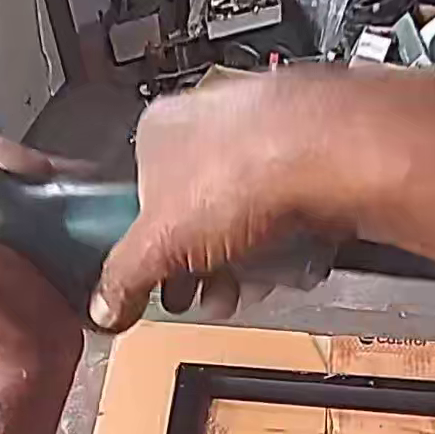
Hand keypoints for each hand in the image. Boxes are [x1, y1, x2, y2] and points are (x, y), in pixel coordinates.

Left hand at [0, 89, 83, 377]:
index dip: (1, 151)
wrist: (40, 361)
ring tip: (80, 197)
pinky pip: (33, 205)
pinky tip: (78, 212)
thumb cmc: (6, 321)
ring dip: (51, 184)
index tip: (41, 174)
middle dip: (32, 168)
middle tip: (67, 188)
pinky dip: (58, 203)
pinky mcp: (14, 241)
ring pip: (14, 181)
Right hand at [90, 70, 403, 330]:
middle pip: (192, 216)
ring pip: (238, 218)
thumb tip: (104, 305)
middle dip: (197, 267)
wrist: (331, 153)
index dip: (144, 253)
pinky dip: (278, 245)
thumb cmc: (246, 170)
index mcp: (157, 133)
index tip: (152, 284)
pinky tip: (281, 264)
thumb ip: (125, 276)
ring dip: (239, 262)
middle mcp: (208, 128)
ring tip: (245, 286)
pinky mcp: (303, 162)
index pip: (134, 204)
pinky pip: (280, 215)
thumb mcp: (161, 243)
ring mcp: (259, 141)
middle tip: (202, 294)